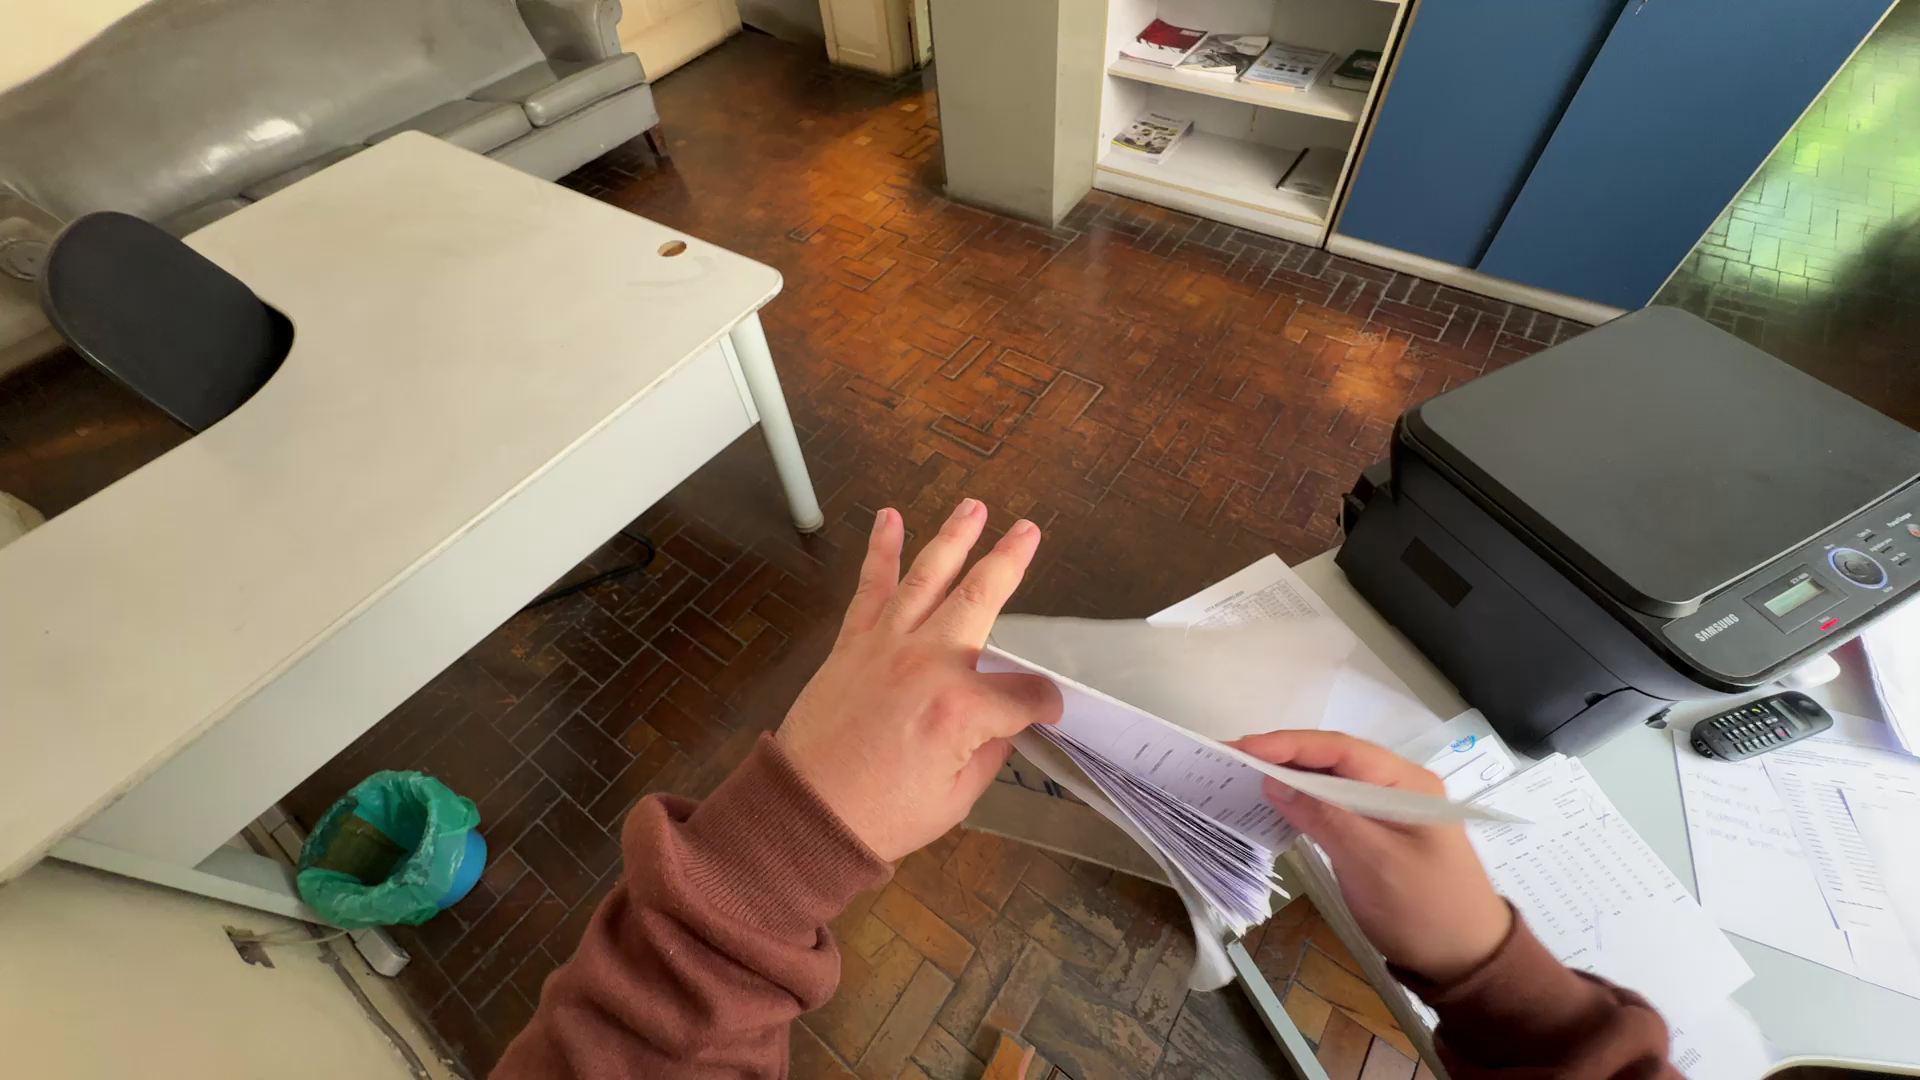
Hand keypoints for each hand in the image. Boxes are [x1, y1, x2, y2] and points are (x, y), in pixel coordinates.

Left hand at [777, 499, 1063, 861]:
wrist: (806, 813)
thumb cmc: (884, 814)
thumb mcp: (958, 797)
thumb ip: (991, 749)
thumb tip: (1004, 720)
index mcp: (964, 709)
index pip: (1024, 692)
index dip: (1042, 703)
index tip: (1045, 710)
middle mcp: (929, 662)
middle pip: (982, 599)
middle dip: (1010, 561)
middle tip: (1029, 530)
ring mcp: (888, 644)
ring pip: (928, 577)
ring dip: (954, 537)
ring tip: (974, 506)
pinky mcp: (853, 641)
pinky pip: (870, 588)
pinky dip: (880, 551)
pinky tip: (889, 519)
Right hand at [1233, 729, 1511, 982]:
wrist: (1467, 967)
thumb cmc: (1426, 911)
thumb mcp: (1373, 863)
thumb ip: (1324, 816)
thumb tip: (1272, 781)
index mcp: (1405, 782)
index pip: (1340, 748)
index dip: (1289, 744)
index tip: (1244, 746)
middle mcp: (1394, 784)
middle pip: (1329, 757)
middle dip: (1281, 755)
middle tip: (1231, 756)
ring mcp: (1382, 806)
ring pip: (1325, 778)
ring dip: (1285, 775)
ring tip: (1241, 772)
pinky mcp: (1369, 827)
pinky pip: (1327, 801)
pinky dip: (1297, 798)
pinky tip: (1271, 801)